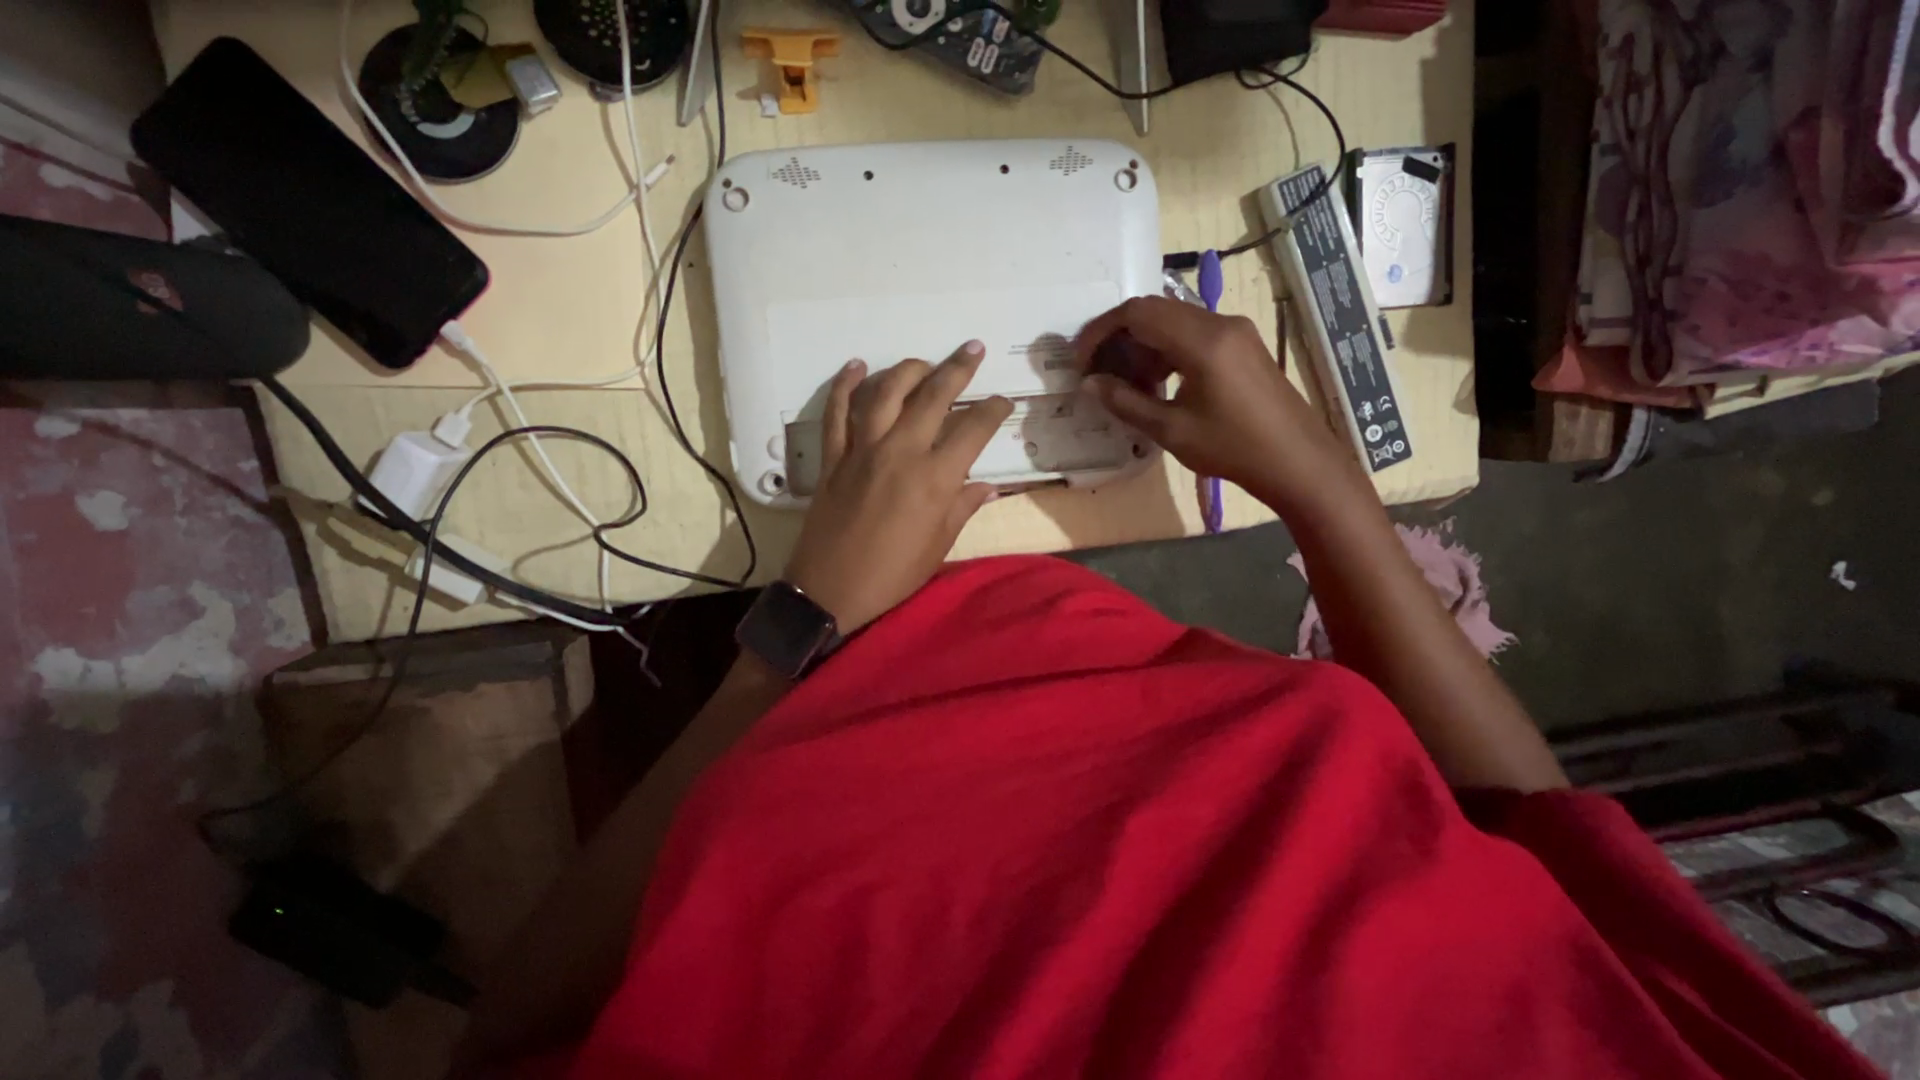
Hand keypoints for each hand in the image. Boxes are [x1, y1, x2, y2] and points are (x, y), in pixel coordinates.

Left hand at [782, 342, 1013, 632]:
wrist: (830, 591)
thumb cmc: (893, 576)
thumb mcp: (938, 547)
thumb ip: (962, 508)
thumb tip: (986, 486)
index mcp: (934, 478)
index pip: (973, 429)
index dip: (993, 410)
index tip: (1003, 401)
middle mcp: (900, 452)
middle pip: (932, 396)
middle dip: (957, 369)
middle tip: (973, 349)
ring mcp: (862, 450)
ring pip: (885, 393)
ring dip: (907, 370)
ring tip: (924, 362)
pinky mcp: (833, 457)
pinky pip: (837, 412)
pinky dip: (845, 385)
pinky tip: (856, 366)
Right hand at [1074, 296, 1364, 512]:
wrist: (1298, 462)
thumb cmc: (1234, 449)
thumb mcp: (1172, 430)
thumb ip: (1126, 402)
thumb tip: (1089, 384)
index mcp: (1202, 340)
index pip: (1138, 313)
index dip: (1101, 331)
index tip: (1081, 361)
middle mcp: (1219, 324)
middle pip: (1154, 311)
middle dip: (1119, 338)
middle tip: (1098, 373)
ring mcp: (1235, 332)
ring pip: (1173, 322)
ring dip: (1142, 346)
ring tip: (1126, 386)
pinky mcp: (1242, 346)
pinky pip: (1193, 335)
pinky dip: (1166, 352)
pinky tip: (1157, 386)